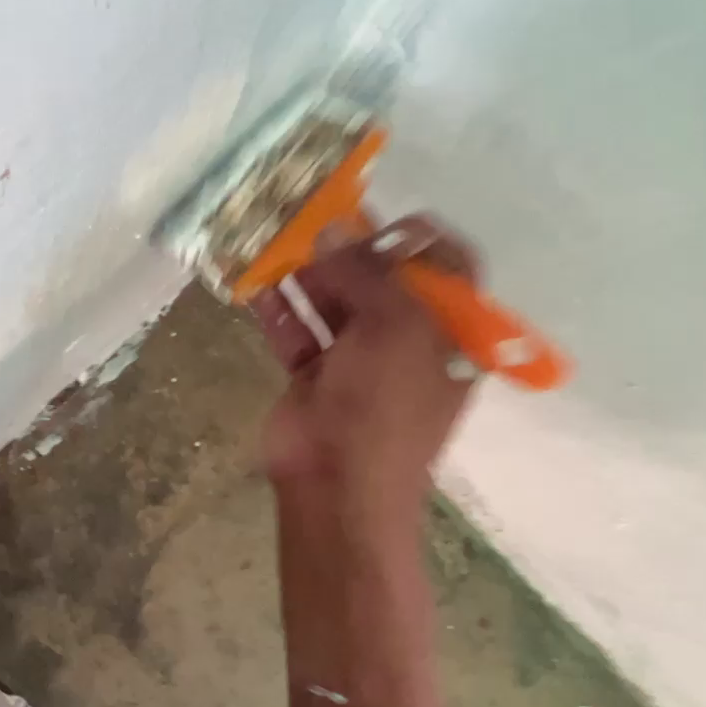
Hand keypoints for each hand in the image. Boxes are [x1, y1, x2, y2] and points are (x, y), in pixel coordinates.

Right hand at [255, 215, 477, 508]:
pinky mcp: (314, 376)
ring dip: (308, 275)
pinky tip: (257, 287)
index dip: (414, 238)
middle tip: (311, 223)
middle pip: (382, 279)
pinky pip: (297, 333)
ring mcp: (358, 360)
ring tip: (277, 245)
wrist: (338, 484)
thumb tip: (330, 231)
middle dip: (348, 250)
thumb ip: (366, 273)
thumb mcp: (395, 326)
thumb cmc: (385, 404)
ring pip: (334, 303)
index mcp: (448, 330)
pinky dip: (279, 311)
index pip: (445, 266)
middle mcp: (407, 340)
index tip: (374, 221)